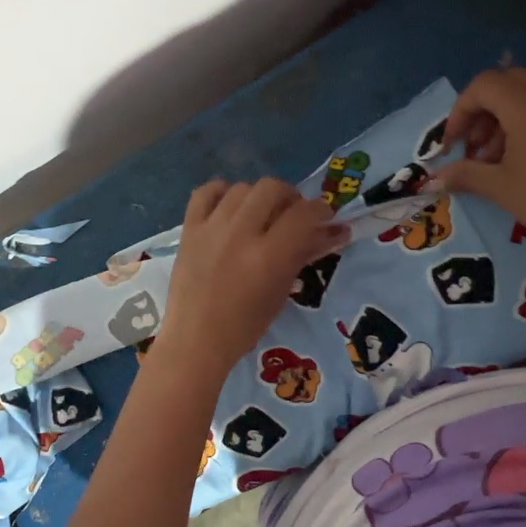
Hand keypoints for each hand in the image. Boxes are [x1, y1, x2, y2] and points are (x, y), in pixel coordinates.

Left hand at [156, 179, 344, 374]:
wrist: (196, 339)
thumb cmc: (245, 325)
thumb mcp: (282, 291)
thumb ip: (306, 254)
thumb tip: (337, 231)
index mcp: (269, 255)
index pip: (303, 213)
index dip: (320, 211)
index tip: (323, 218)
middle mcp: (240, 233)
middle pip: (272, 188)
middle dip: (289, 197)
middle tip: (291, 215)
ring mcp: (211, 228)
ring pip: (242, 187)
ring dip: (258, 196)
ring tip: (260, 215)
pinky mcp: (188, 229)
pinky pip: (205, 192)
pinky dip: (221, 193)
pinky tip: (228, 207)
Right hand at [431, 68, 525, 261]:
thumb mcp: (501, 189)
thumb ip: (465, 175)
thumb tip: (434, 178)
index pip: (483, 85)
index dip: (460, 111)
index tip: (452, 144)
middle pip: (507, 83)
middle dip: (482, 110)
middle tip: (473, 147)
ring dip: (504, 118)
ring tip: (496, 160)